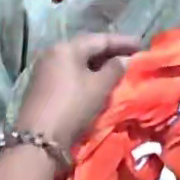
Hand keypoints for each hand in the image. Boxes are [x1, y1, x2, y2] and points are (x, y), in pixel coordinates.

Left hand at [15, 33, 139, 148]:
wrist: (38, 140)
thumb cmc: (73, 107)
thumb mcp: (99, 87)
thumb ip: (115, 69)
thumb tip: (126, 59)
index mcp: (67, 47)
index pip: (101, 39)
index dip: (123, 42)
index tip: (142, 45)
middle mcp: (53, 52)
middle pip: (87, 48)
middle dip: (110, 52)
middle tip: (131, 56)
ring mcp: (45, 69)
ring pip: (78, 61)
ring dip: (98, 64)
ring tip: (117, 69)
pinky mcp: (41, 85)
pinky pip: (69, 73)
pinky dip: (85, 74)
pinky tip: (97, 81)